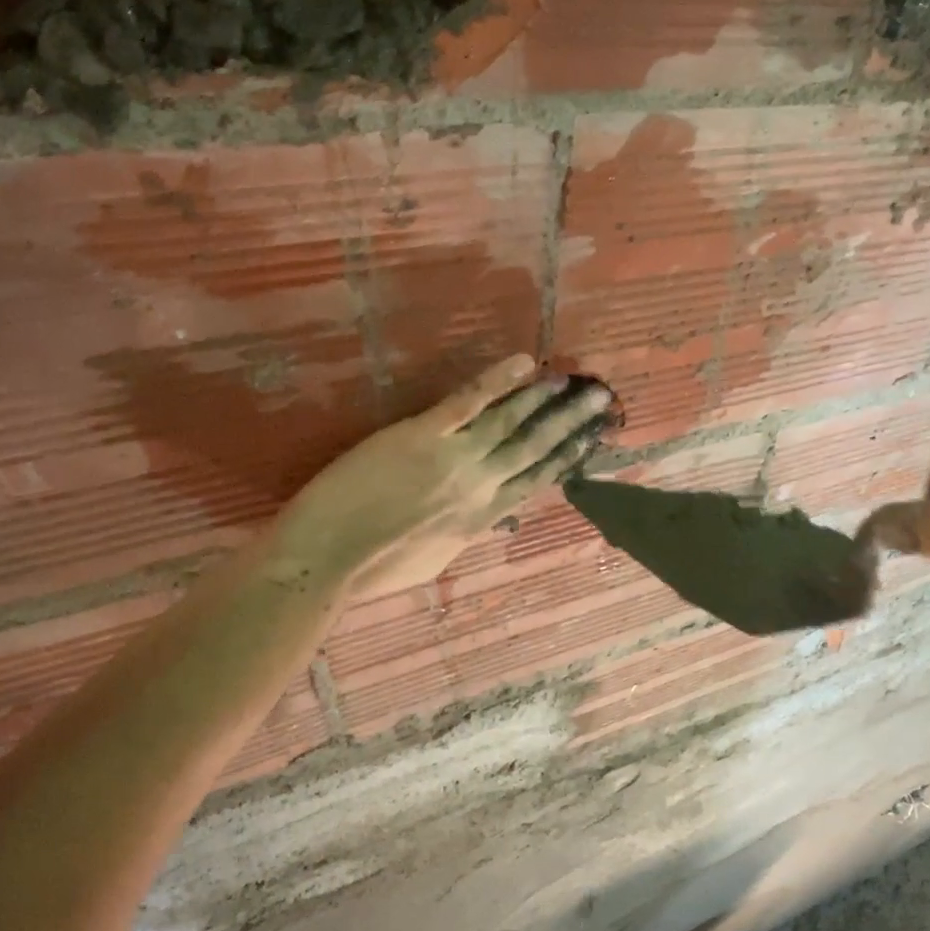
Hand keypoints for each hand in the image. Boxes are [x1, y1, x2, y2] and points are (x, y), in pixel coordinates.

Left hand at [273, 354, 614, 598]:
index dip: (566, 458)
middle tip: (602, 399)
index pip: (534, 482)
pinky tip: (522, 362)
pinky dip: (498, 380)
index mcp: (480, 520)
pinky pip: (469, 401)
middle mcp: (479, 487)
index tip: (590, 440)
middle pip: (535, 449)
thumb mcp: (434, 561)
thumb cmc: (373, 568)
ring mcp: (454, 458)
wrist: (327, 556)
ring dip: (544, 399)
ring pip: (511, 423)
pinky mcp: (423, 434)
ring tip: (570, 380)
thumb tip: (482, 517)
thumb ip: (463, 533)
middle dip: (571, 423)